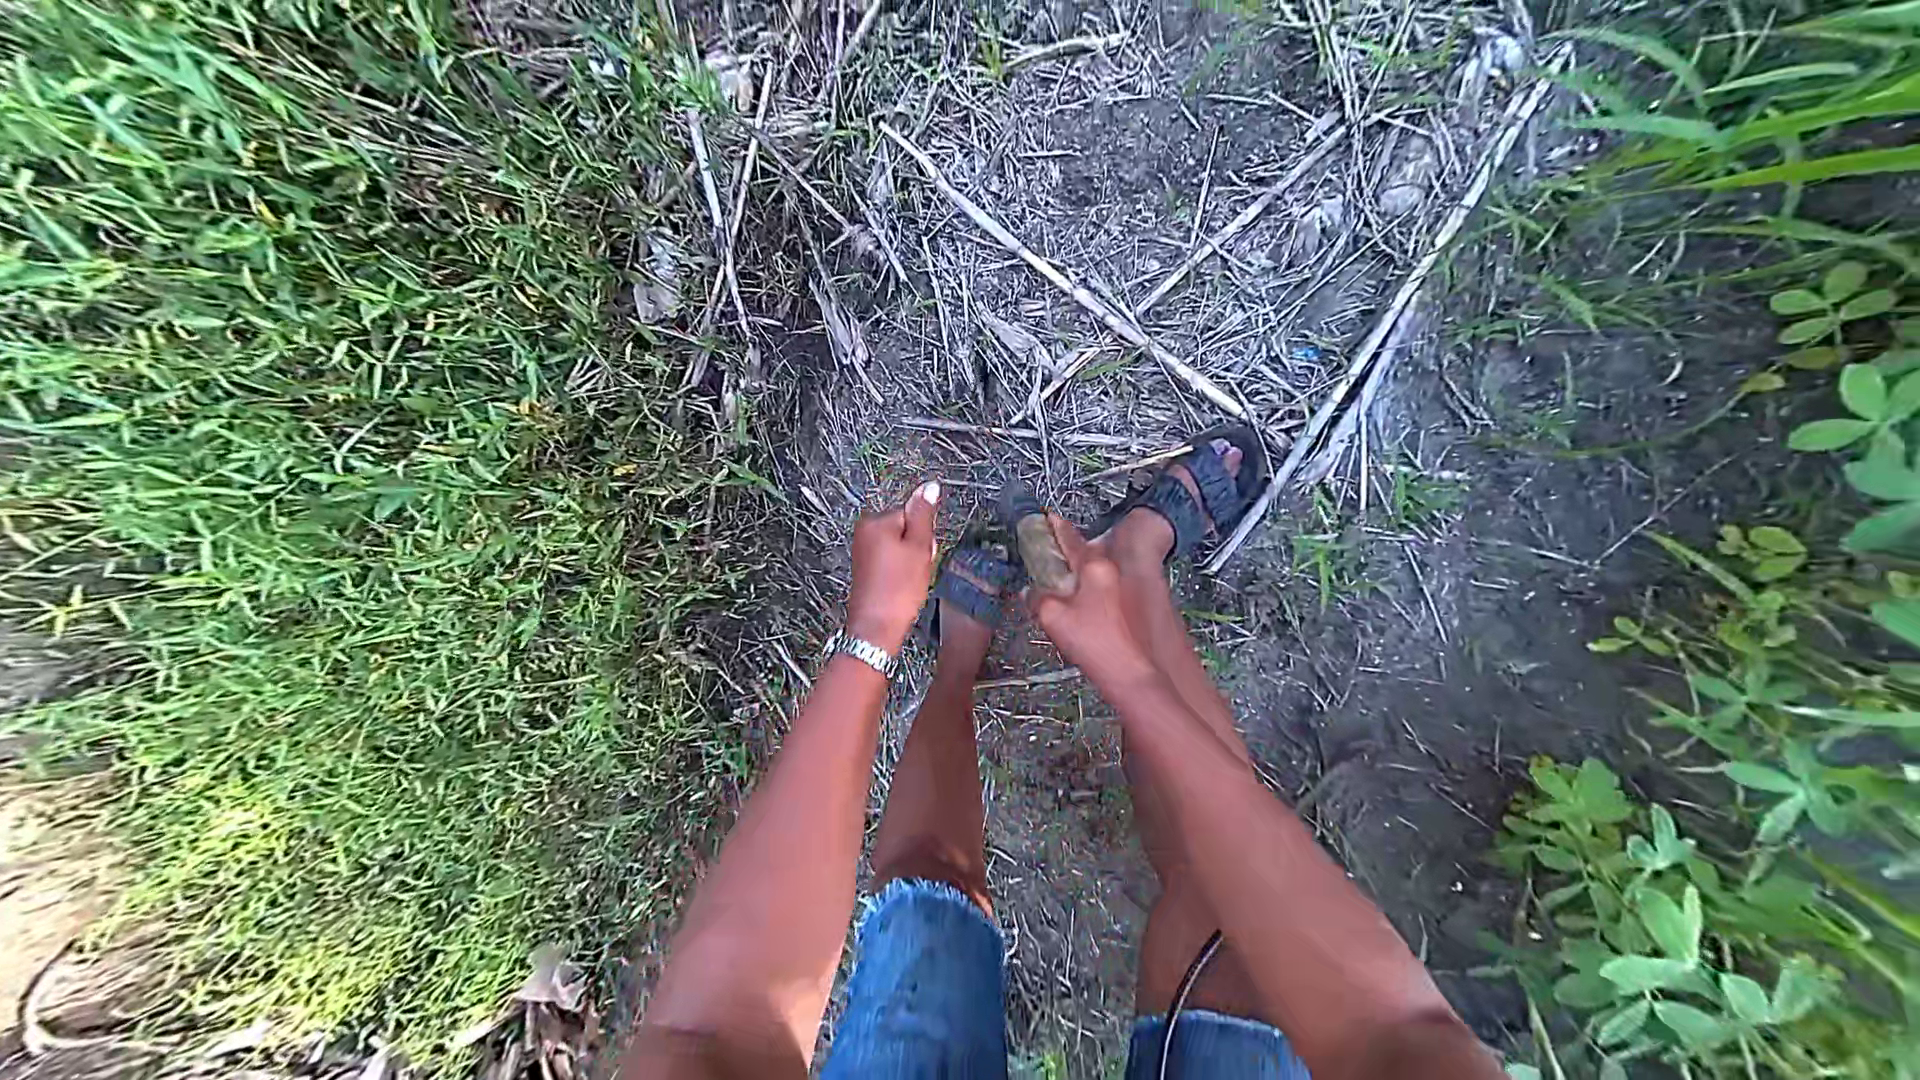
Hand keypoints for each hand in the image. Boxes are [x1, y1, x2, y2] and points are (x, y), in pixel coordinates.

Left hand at [845, 481, 941, 652]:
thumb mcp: (919, 547)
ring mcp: (864, 550)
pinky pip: (893, 560)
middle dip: (917, 547)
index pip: (913, 513)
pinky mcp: (867, 567)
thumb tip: (929, 487)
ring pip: (902, 546)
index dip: (924, 534)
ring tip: (909, 579)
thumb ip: (924, 514)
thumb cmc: (897, 590)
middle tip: (916, 568)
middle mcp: (865, 531)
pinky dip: (901, 571)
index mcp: (876, 521)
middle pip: (906, 528)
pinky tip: (901, 586)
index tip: (923, 552)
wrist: (877, 626)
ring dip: (912, 561)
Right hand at [1026, 514, 1155, 685]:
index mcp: (1096, 568)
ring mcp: (1130, 590)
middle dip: (1067, 561)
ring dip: (1081, 582)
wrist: (1137, 677)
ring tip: (1064, 598)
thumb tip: (1030, 593)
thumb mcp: (1053, 619)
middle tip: (1049, 567)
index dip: (1056, 528)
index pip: (1071, 540)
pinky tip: (1085, 619)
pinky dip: (1094, 598)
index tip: (1048, 517)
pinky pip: (1108, 594)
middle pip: (1086, 558)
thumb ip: (1038, 599)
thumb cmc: (1097, 645)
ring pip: (1097, 578)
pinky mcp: (1137, 609)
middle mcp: (1115, 573)